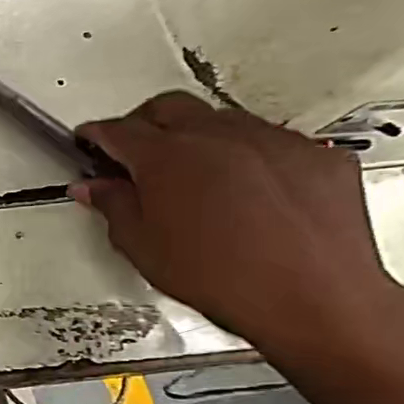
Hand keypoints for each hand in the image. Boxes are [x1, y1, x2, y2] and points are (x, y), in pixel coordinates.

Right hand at [71, 92, 403, 351]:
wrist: (309, 295)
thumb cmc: (226, 276)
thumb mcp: (142, 246)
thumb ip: (114, 206)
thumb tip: (98, 188)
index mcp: (167, 157)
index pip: (118, 130)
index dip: (96, 135)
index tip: (90, 139)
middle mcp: (218, 136)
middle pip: (168, 107)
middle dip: (142, 123)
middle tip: (131, 149)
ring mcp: (270, 140)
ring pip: (219, 119)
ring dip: (194, 136)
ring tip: (187, 174)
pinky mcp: (312, 154)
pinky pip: (269, 140)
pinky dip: (244, 155)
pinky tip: (240, 190)